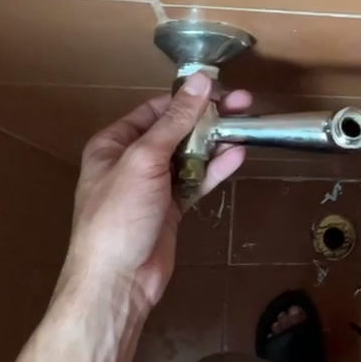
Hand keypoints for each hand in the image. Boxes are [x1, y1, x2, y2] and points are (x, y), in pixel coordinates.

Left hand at [61, 73, 250, 311]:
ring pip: (190, 155)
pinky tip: (237, 155)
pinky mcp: (171, 209)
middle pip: (176, 130)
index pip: (156, 110)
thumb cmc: (120, 215)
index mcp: (114, 143)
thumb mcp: (145, 159)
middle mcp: (132, 160)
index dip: (188, 97)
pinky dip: (216, 169)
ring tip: (246, 125)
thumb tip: (200, 78)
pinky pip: (196, 181)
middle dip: (208, 117)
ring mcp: (153, 186)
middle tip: (243, 103)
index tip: (220, 88)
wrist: (116, 283)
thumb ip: (176, 119)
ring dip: (216, 142)